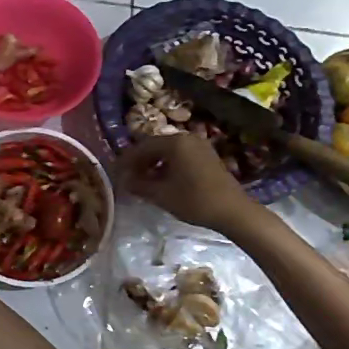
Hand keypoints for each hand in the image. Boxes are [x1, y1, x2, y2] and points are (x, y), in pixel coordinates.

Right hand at [113, 133, 256, 233]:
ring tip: (144, 182)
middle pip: (156, 146)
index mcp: (175, 143)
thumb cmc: (195, 200)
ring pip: (169, 151)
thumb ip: (139, 185)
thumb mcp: (162, 195)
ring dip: (154, 164)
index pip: (142, 147)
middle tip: (128, 178)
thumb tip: (123, 180)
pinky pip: (182, 156)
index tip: (115, 174)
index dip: (127, 161)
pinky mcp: (208, 156)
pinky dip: (169, 166)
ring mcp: (200, 146)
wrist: (233, 210)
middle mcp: (187, 138)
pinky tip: (163, 181)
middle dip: (140, 162)